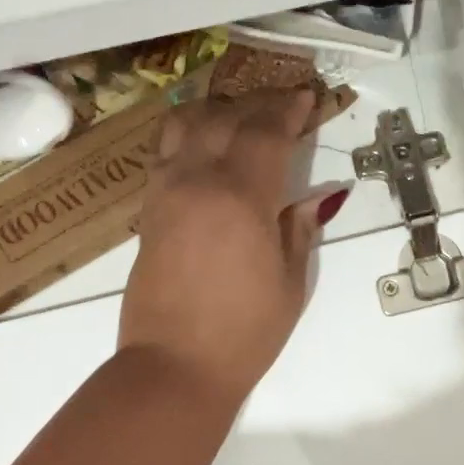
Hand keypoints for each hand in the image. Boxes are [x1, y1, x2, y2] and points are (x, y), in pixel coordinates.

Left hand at [120, 89, 349, 405]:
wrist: (177, 366)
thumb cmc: (245, 333)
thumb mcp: (290, 284)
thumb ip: (299, 231)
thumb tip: (315, 198)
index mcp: (240, 197)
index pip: (266, 132)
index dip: (289, 110)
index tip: (308, 98)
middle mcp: (197, 181)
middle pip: (225, 119)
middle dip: (258, 105)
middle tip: (284, 105)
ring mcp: (166, 193)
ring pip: (185, 125)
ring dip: (217, 112)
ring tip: (241, 119)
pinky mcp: (148, 212)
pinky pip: (166, 152)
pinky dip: (188, 136)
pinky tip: (204, 148)